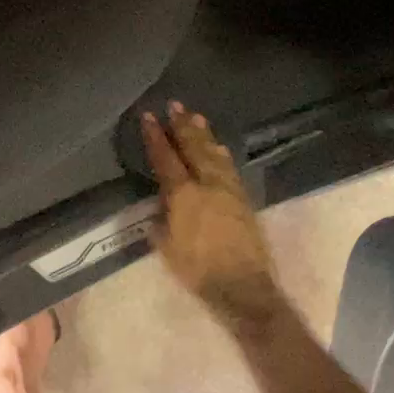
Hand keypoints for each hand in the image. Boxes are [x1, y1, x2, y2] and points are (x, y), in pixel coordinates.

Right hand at [139, 103, 281, 330]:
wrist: (243, 287)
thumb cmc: (196, 269)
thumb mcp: (165, 244)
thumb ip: (161, 218)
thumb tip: (161, 202)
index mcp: (184, 194)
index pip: (166, 158)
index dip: (156, 137)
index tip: (149, 116)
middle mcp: (208, 185)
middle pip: (194, 148)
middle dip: (183, 126)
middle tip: (176, 105)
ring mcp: (229, 191)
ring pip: (215, 155)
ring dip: (204, 135)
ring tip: (197, 117)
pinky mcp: (244, 201)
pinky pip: (229, 168)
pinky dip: (221, 153)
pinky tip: (219, 147)